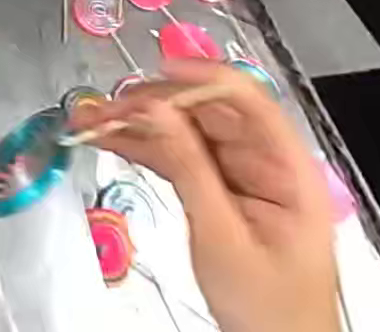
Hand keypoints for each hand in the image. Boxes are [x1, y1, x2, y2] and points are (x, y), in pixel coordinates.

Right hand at [70, 59, 340, 331]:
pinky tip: (110, 139)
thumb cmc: (268, 311)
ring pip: (183, 128)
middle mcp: (261, 156)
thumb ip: (190, 168)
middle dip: (153, 102)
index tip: (160, 72)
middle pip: (204, 110)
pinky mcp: (213, 184)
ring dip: (138, 123)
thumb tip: (157, 110)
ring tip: (94, 120)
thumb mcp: (224, 239)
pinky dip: (143, 147)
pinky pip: (176, 154)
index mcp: (285, 164)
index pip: (247, 99)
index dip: (204, 76)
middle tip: (107, 105)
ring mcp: (236, 169)